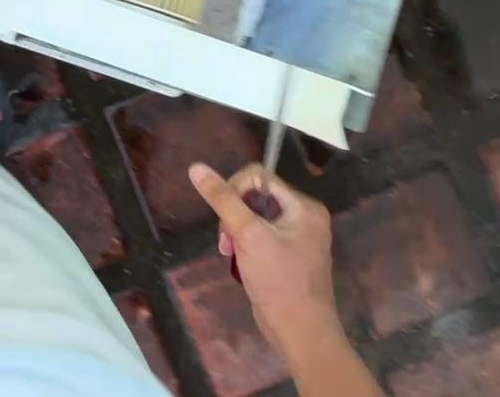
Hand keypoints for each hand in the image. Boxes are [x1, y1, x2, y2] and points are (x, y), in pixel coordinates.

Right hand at [189, 163, 342, 356]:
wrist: (300, 331)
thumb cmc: (278, 279)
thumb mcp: (246, 234)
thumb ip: (222, 198)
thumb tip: (195, 167)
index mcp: (304, 207)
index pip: (257, 177)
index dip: (234, 190)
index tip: (226, 217)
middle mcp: (303, 216)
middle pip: (252, 194)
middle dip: (232, 213)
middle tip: (228, 238)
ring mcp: (295, 235)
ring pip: (250, 212)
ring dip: (233, 228)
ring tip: (229, 250)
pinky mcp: (285, 251)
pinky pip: (256, 230)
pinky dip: (241, 239)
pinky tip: (235, 256)